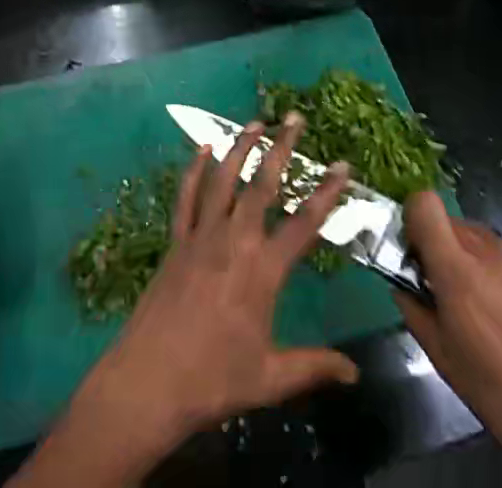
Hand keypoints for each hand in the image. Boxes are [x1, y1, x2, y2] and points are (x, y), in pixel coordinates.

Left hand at [11, 115, 357, 487]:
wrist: (146, 383)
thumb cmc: (213, 380)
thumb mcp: (270, 378)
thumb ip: (314, 367)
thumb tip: (354, 374)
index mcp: (263, 270)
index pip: (304, 223)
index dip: (327, 192)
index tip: (342, 164)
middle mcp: (234, 241)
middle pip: (263, 185)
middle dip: (281, 149)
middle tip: (294, 118)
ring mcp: (201, 238)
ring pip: (223, 181)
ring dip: (240, 148)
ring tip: (256, 121)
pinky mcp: (175, 243)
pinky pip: (186, 198)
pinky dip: (194, 171)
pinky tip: (202, 149)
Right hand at [396, 193, 501, 487]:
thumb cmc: (494, 391)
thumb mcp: (439, 354)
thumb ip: (414, 309)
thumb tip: (404, 286)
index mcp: (458, 273)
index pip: (426, 206)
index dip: (414, 217)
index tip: (414, 248)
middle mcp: (491, 256)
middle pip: (454, 223)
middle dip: (441, 245)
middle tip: (443, 285)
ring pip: (484, 239)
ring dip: (471, 257)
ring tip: (481, 303)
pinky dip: (501, 272)